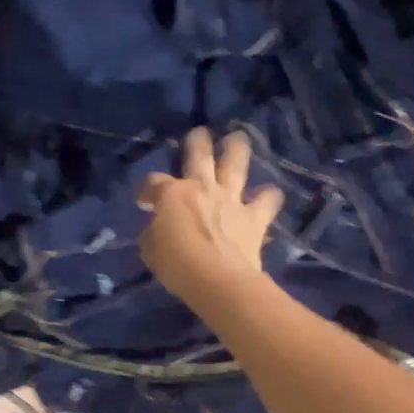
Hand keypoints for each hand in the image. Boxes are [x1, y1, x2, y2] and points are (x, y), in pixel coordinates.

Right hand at [137, 127, 283, 303]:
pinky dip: (268, 197)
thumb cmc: (176, 263)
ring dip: (236, 150)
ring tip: (238, 138)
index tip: (144, 201)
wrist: (219, 280)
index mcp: (172, 194)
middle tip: (200, 131)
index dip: (147, 190)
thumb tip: (159, 228)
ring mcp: (230, 201)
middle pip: (199, 156)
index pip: (153, 182)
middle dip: (198, 142)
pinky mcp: (254, 219)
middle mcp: (202, 188)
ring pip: (235, 167)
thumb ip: (154, 231)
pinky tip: (269, 193)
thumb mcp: (150, 248)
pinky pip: (266, 202)